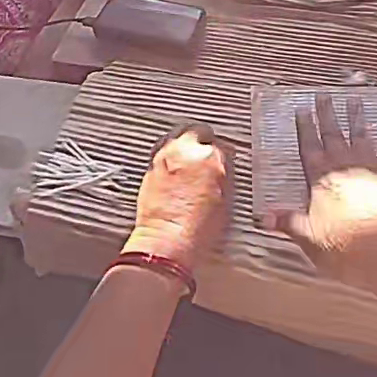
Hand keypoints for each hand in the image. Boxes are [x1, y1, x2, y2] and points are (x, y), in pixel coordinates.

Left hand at [124, 125, 230, 269]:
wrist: (166, 245)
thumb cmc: (196, 232)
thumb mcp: (225, 202)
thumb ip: (223, 176)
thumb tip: (221, 168)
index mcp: (213, 159)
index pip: (224, 146)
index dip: (223, 155)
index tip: (221, 162)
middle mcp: (189, 151)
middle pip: (199, 132)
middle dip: (203, 140)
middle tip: (204, 153)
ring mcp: (168, 155)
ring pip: (179, 136)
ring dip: (185, 145)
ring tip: (187, 159)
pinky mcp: (151, 164)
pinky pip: (164, 150)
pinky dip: (170, 156)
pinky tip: (174, 169)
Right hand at [271, 93, 376, 289]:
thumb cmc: (345, 245)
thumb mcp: (309, 238)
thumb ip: (289, 223)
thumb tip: (263, 216)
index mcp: (322, 178)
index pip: (310, 147)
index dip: (305, 128)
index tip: (302, 108)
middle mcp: (345, 166)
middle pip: (333, 135)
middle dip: (327, 114)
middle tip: (323, 95)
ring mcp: (371, 169)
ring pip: (362, 137)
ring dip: (357, 119)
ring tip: (355, 100)